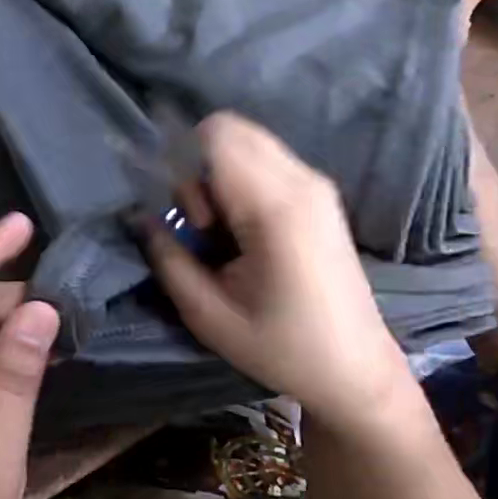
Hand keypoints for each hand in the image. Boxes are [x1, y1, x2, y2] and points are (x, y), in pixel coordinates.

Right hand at [146, 113, 412, 428]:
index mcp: (276, 208)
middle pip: (230, 130)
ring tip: (225, 232)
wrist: (356, 368)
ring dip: (219, 175)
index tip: (189, 219)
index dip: (182, 166)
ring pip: (247, 142)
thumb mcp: (209, 316)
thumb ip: (168, 258)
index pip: (215, 137)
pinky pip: (265, 159)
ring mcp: (317, 183)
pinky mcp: (320, 194)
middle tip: (204, 226)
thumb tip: (141, 217)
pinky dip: (241, 180)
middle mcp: (302, 181)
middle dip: (199, 168)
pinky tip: (245, 231)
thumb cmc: (282, 349)